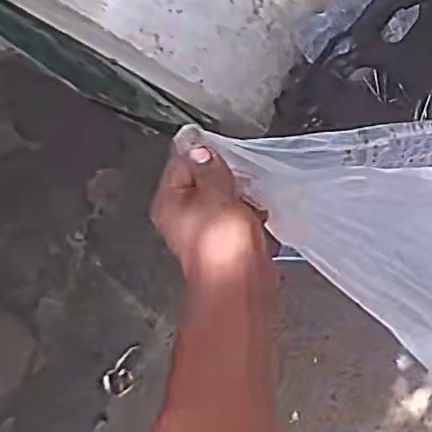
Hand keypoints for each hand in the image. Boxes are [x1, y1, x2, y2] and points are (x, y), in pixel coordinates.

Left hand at [150, 136, 271, 286]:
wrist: (241, 282)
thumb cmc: (222, 244)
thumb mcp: (215, 195)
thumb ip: (209, 169)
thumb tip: (199, 149)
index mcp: (170, 202)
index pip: (181, 164)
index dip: (203, 154)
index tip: (224, 148)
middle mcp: (184, 216)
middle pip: (206, 182)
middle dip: (228, 178)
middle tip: (242, 179)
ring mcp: (209, 229)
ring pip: (227, 199)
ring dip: (244, 196)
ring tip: (253, 200)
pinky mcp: (231, 240)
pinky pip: (242, 217)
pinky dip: (253, 214)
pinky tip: (261, 217)